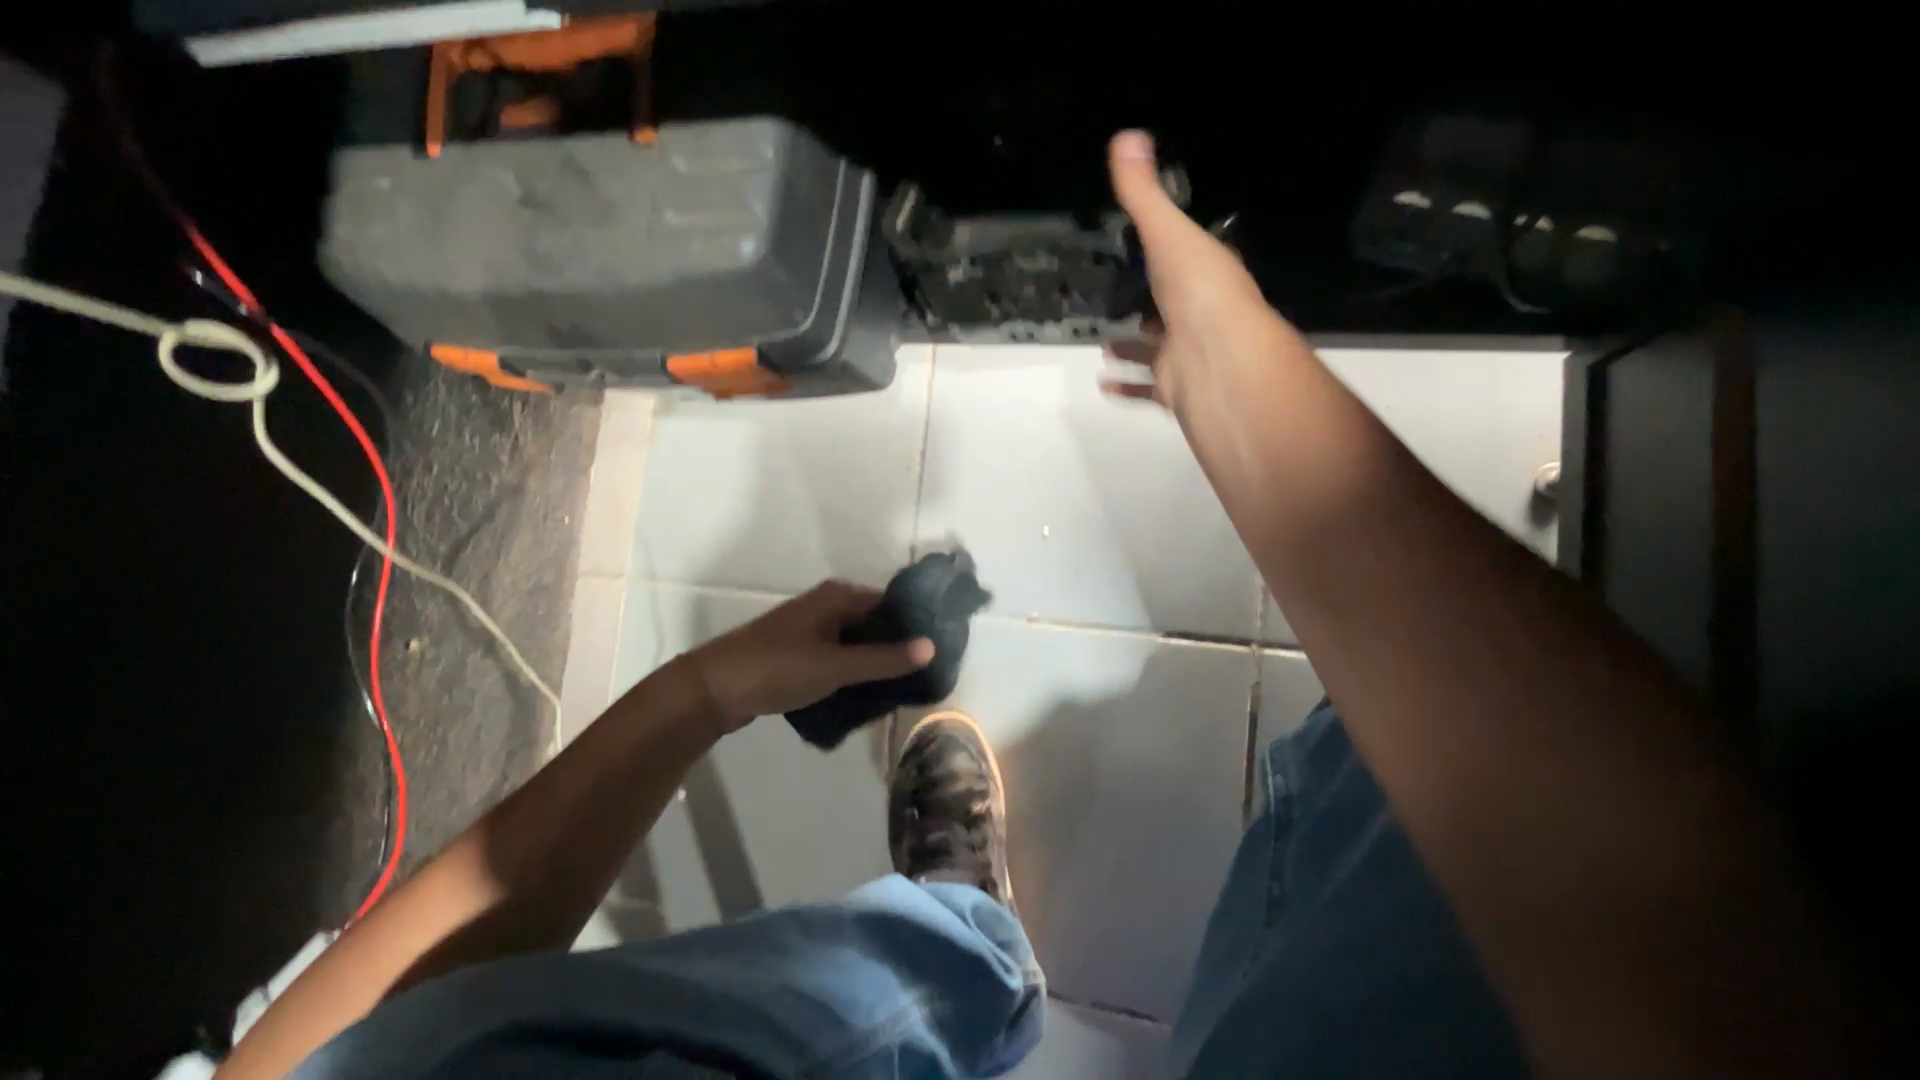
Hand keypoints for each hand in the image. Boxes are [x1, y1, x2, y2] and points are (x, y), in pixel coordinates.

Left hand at [684, 580, 934, 732]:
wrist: (715, 689)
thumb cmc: (779, 668)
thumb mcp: (837, 666)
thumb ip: (885, 659)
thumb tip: (932, 646)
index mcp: (837, 596)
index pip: (891, 602)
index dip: (916, 624)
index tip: (942, 649)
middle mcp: (826, 605)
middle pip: (874, 623)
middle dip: (898, 646)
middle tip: (926, 675)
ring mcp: (810, 629)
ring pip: (856, 642)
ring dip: (875, 662)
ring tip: (904, 689)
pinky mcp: (798, 653)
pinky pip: (838, 657)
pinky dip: (853, 672)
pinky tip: (868, 694)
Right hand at [1101, 130, 1309, 413]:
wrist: (1219, 362)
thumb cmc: (1199, 292)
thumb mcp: (1169, 232)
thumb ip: (1144, 194)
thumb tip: (1126, 136)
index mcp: (1208, 274)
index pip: (1188, 259)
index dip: (1169, 253)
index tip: (1146, 248)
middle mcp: (1202, 315)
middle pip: (1171, 308)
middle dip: (1147, 305)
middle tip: (1117, 299)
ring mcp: (1189, 355)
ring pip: (1158, 350)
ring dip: (1133, 346)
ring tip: (1103, 341)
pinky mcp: (1174, 388)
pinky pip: (1146, 386)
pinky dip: (1126, 385)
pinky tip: (1103, 382)